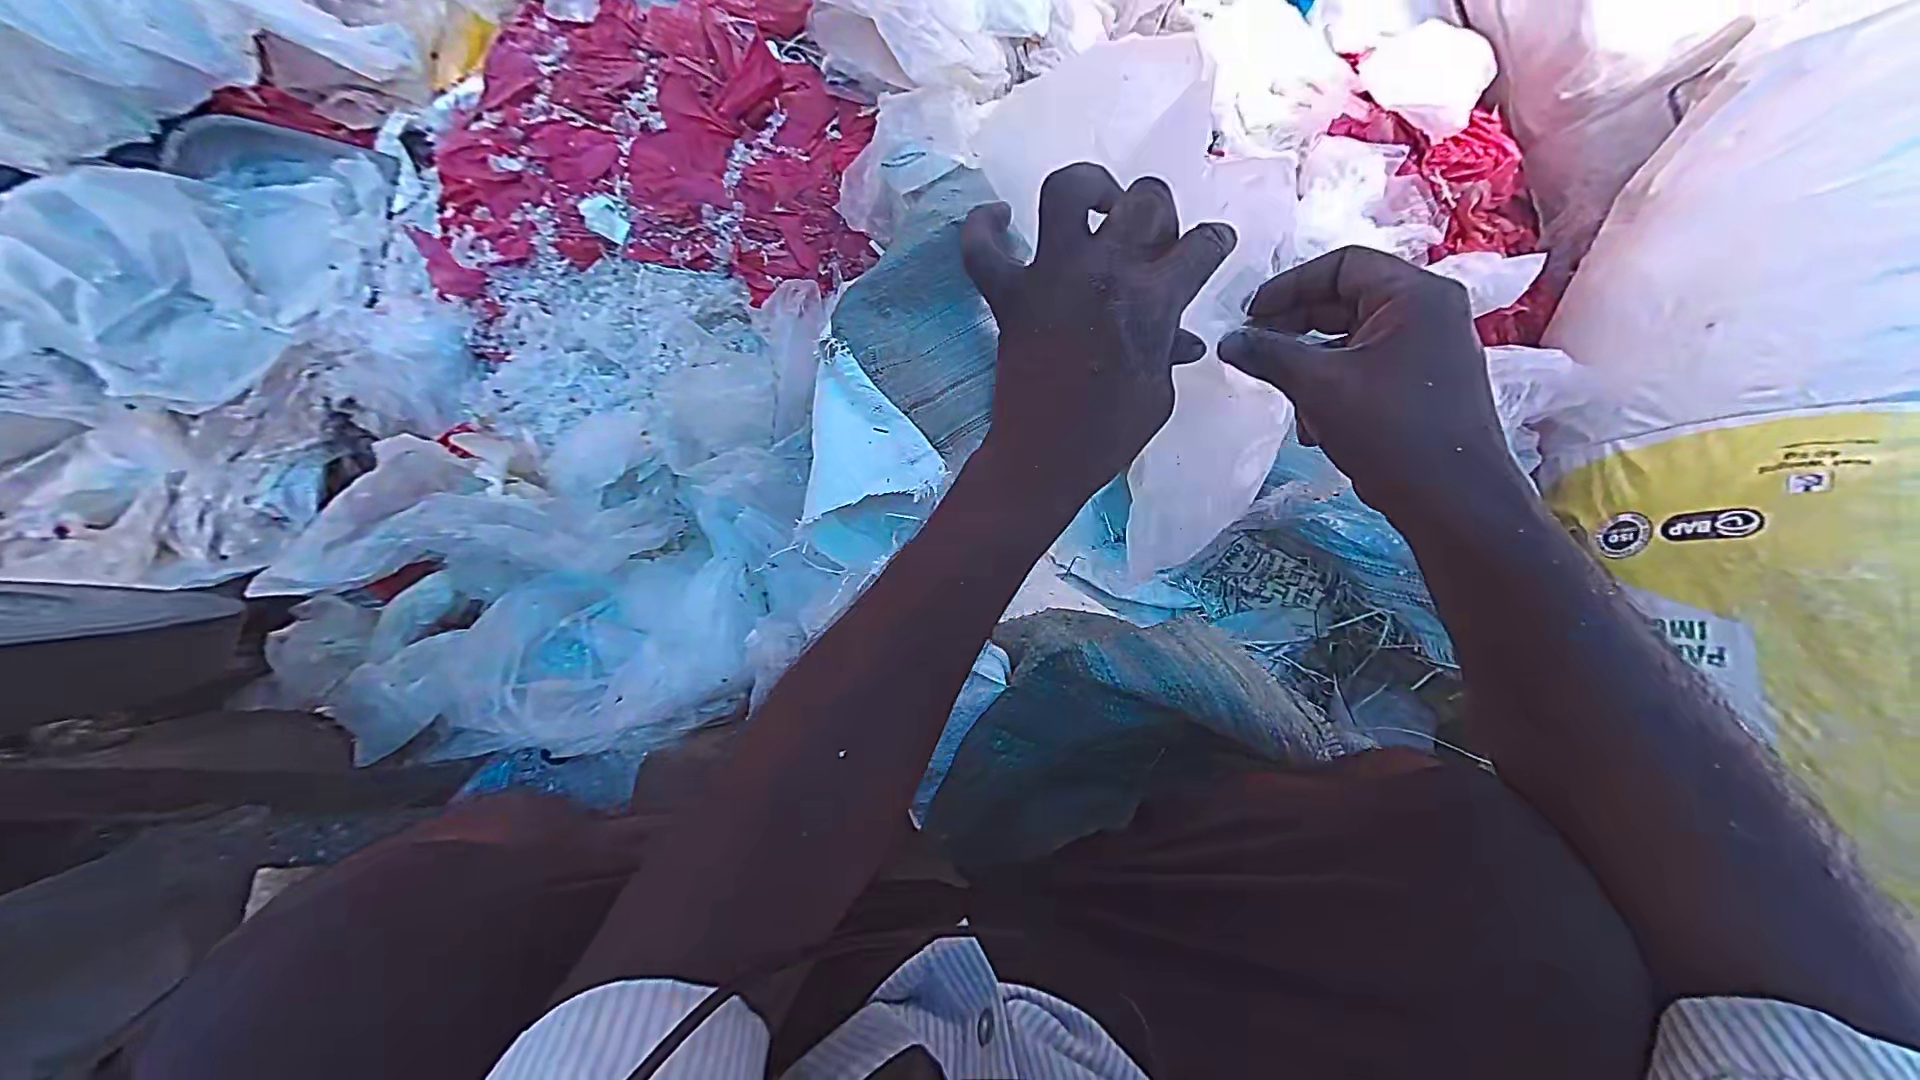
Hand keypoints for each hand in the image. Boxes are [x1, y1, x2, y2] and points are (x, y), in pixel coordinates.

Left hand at [961, 163, 1235, 517]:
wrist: (1044, 457)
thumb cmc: (1109, 434)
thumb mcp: (1158, 392)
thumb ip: (1167, 349)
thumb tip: (1180, 339)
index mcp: (1153, 299)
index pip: (1202, 245)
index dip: (1215, 242)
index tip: (1212, 244)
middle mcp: (1105, 271)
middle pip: (1146, 199)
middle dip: (1160, 211)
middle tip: (1153, 237)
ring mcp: (1051, 277)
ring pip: (1068, 190)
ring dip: (1089, 187)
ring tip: (1097, 204)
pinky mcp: (1009, 295)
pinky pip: (982, 249)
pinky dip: (984, 228)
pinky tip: (1001, 218)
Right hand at [1218, 246, 1524, 535]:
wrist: (1451, 499)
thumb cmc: (1390, 430)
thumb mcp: (1319, 386)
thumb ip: (1268, 355)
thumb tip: (1227, 341)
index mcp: (1415, 295)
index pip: (1341, 265)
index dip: (1287, 286)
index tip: (1247, 316)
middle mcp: (1426, 312)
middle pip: (1343, 300)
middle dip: (1292, 327)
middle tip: (1252, 351)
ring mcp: (1425, 349)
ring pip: (1346, 338)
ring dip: (1306, 362)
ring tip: (1281, 392)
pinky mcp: (1418, 382)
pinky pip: (1361, 367)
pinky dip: (1329, 385)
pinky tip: (1312, 422)